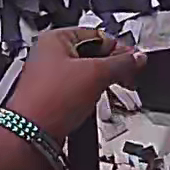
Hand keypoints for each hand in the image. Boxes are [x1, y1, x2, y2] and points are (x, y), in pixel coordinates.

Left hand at [4, 27, 144, 140]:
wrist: (32, 135)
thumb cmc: (49, 100)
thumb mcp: (96, 74)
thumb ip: (121, 64)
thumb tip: (137, 58)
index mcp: (55, 39)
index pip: (97, 34)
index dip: (118, 47)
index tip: (134, 60)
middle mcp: (49, 56)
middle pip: (92, 55)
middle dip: (112, 66)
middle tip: (128, 76)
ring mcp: (50, 78)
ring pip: (86, 74)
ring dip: (103, 82)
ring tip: (115, 89)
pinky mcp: (53, 98)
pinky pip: (78, 91)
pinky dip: (91, 95)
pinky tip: (97, 103)